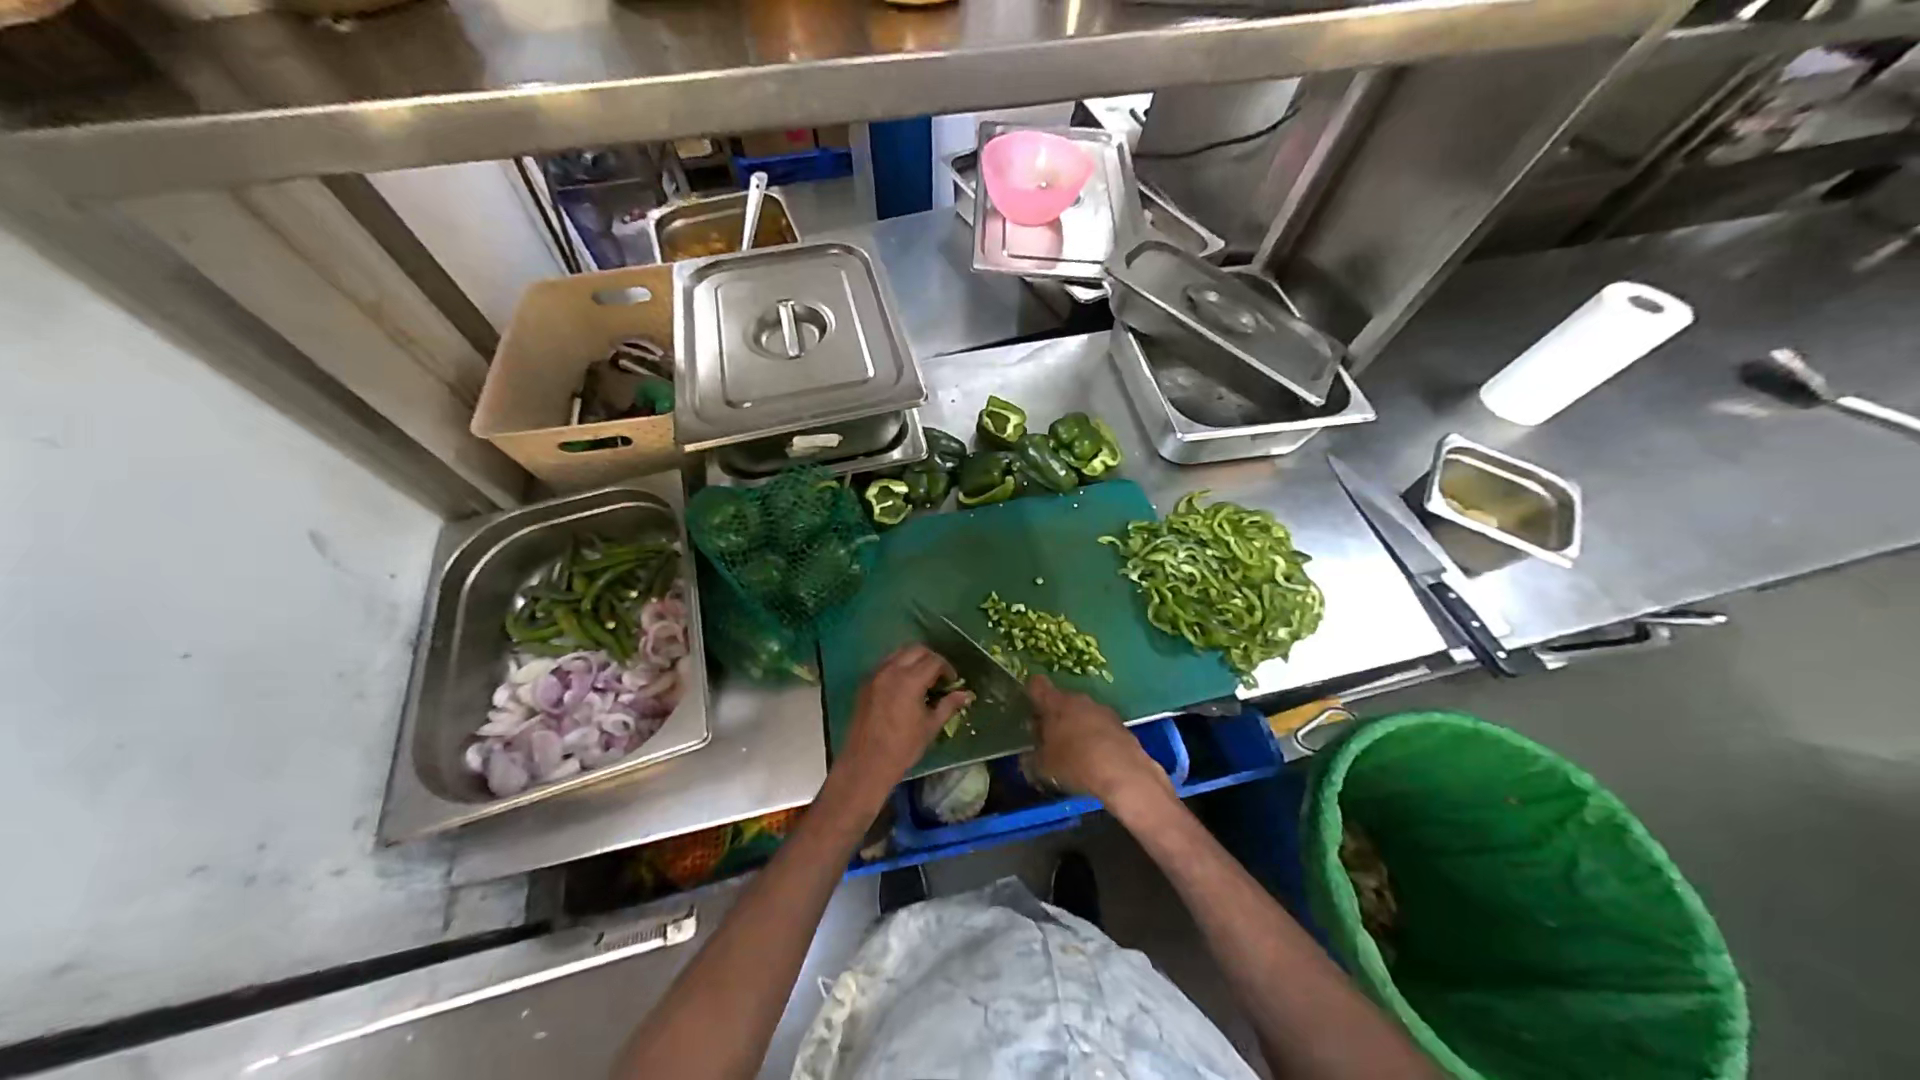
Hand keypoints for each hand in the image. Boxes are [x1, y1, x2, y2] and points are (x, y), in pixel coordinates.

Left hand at [837, 645, 973, 796]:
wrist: (866, 763)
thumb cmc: (903, 747)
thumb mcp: (930, 726)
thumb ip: (948, 705)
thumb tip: (967, 694)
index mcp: (910, 680)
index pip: (934, 661)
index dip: (947, 668)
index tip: (952, 681)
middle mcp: (891, 671)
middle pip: (916, 650)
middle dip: (931, 659)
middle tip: (939, 677)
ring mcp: (875, 675)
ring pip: (898, 654)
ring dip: (913, 660)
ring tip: (922, 680)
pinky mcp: (865, 684)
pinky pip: (885, 665)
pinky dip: (898, 667)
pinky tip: (904, 687)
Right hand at [1028, 674, 1169, 802]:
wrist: (1123, 773)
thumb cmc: (1074, 764)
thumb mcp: (1043, 766)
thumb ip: (1033, 757)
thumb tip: (1029, 756)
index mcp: (1055, 703)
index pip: (1037, 685)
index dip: (1031, 692)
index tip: (1028, 705)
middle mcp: (1079, 700)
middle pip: (1061, 701)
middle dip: (1054, 716)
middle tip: (1047, 738)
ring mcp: (1102, 710)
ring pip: (1082, 712)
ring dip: (1076, 726)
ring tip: (1072, 751)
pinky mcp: (1121, 725)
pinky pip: (1100, 726)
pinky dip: (1095, 737)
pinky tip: (1094, 758)